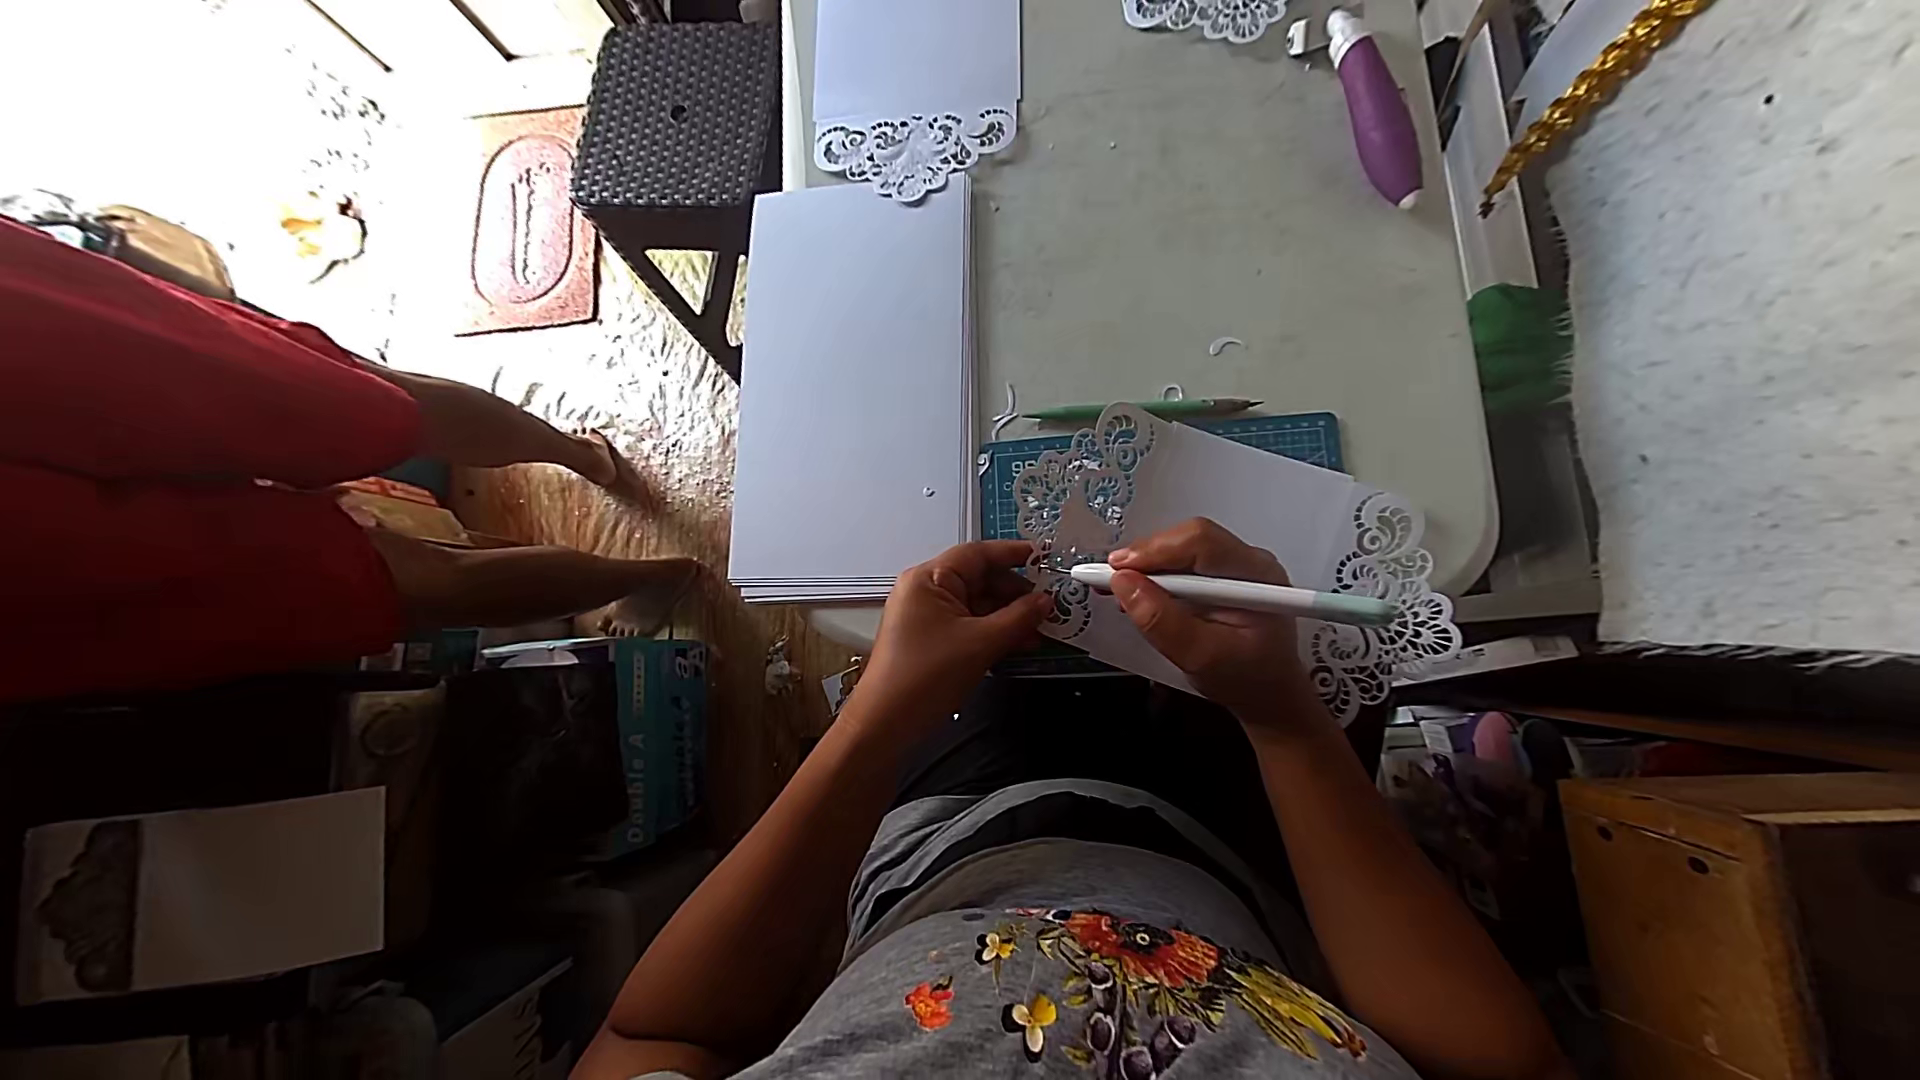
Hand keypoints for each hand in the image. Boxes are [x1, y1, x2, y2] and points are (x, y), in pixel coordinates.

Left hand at [856, 540, 1050, 726]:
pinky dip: (995, 631)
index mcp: (929, 579)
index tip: (1042, 557)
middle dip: (1016, 593)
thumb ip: (1019, 618)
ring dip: (1010, 616)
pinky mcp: (933, 639)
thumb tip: (1043, 602)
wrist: (887, 724)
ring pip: (978, 604)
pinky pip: (971, 624)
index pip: (978, 553)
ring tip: (1042, 626)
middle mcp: (925, 591)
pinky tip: (1020, 642)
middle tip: (1049, 602)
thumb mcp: (981, 644)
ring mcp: (928, 616)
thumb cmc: (920, 679)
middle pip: (980, 579)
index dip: (1014, 553)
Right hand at [1107, 519, 1328, 734]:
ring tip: (1119, 588)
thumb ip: (1162, 621)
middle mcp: (1248, 561)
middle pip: (1187, 540)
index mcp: (1255, 577)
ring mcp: (1234, 565)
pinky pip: (1181, 560)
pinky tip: (1137, 591)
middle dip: (1145, 557)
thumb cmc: (1244, 679)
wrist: (1268, 694)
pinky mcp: (1219, 574)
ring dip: (1145, 565)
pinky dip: (1154, 573)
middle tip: (1110, 580)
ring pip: (1179, 547)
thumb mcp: (1199, 657)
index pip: (1200, 543)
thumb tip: (1123, 584)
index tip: (1117, 570)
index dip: (1154, 550)